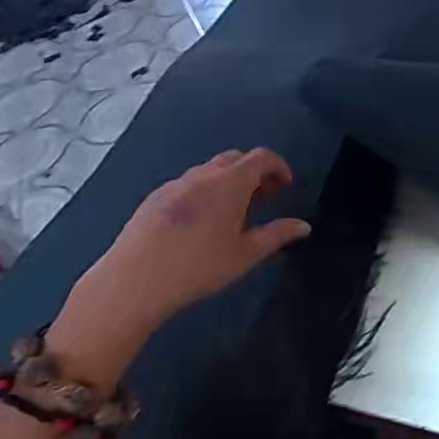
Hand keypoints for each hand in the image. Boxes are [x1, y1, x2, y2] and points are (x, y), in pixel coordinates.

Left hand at [48, 149, 311, 391]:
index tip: (287, 185)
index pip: (261, 157)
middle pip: (235, 158)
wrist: (134, 281)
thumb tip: (304, 225)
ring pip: (210, 170)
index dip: (279, 166)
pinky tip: (202, 221)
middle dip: (255, 171)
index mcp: (229, 184)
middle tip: (265, 198)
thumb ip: (277, 235)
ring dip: (229, 180)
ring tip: (235, 211)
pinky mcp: (154, 198)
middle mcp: (202, 175)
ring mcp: (175, 184)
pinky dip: (206, 189)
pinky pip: (189, 183)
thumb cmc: (199, 268)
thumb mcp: (246, 255)